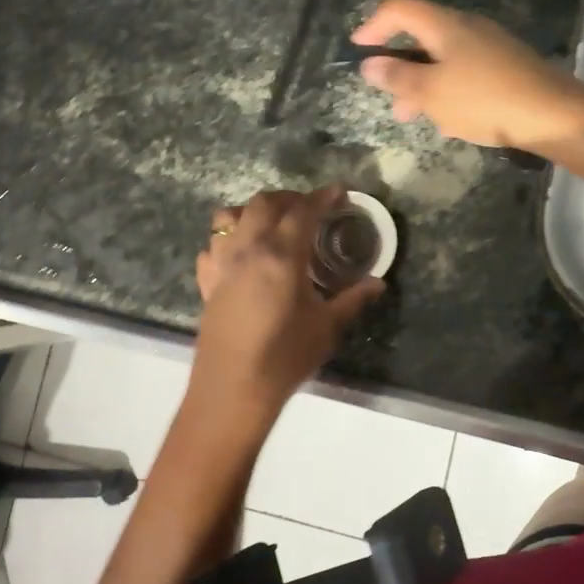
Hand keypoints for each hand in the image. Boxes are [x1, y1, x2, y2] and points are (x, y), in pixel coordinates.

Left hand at [192, 187, 381, 409]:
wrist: (231, 392)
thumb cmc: (285, 357)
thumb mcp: (327, 327)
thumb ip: (353, 299)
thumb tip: (377, 283)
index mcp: (282, 255)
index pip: (303, 211)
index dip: (323, 196)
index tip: (340, 191)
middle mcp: (248, 250)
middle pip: (263, 204)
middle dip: (289, 198)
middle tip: (311, 209)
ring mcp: (222, 265)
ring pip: (230, 217)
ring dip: (254, 212)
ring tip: (274, 225)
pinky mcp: (206, 284)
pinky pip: (213, 246)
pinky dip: (229, 239)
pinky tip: (243, 256)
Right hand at [352, 0, 583, 150]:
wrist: (554, 114)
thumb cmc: (485, 99)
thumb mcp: (432, 92)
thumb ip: (398, 77)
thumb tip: (369, 63)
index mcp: (446, 25)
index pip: (400, 8)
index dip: (374, 23)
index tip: (358, 48)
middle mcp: (469, 29)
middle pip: (423, 37)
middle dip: (401, 67)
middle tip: (389, 98)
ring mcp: (492, 48)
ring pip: (445, 61)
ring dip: (425, 86)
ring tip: (416, 119)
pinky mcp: (508, 69)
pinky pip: (468, 75)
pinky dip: (451, 93)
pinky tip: (454, 124)